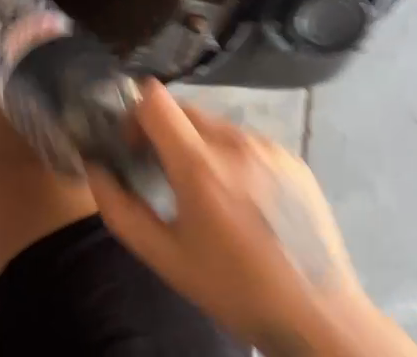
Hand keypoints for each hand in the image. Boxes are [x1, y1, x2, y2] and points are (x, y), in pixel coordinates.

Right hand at [89, 82, 416, 356]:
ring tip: (205, 191)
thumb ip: (118, 208)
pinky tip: (240, 199)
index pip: (154, 99)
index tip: (133, 143)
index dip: (133, 111)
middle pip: (182, 109)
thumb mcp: (164, 257)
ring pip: (214, 125)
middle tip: (163, 172)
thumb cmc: (235, 289)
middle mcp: (236, 145)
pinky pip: (246, 141)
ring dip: (197, 144)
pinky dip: (231, 157)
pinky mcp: (294, 160)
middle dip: (163, 132)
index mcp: (200, 166)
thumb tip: (95, 169)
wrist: (321, 317)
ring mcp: (270, 150)